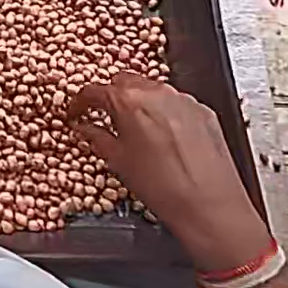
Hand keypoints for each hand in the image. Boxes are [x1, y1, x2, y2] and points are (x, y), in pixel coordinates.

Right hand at [68, 72, 270, 270]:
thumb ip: (96, 137)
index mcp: (128, 102)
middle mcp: (156, 93)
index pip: (94, 91)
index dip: (80, 102)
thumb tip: (85, 128)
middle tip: (102, 116)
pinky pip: (174, 102)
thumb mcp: (117, 161)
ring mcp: (182, 100)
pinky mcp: (202, 111)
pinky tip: (160, 135)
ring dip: (136, 101)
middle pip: (123, 81)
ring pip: (150, 88)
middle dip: (110, 96)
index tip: (77, 112)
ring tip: (132, 128)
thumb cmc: (163, 187)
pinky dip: (161, 111)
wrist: (210, 205)